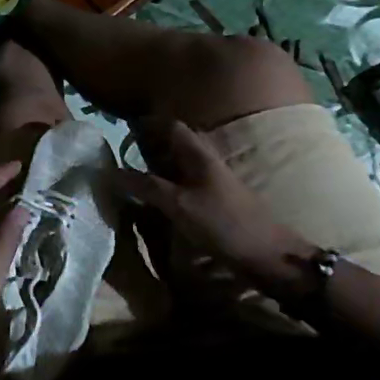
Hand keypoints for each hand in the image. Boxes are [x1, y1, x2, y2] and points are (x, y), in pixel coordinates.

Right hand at [115, 118, 318, 297]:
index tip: (119, 129)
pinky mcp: (212, 201)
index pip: (169, 125)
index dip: (146, 123)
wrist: (269, 256)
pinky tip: (149, 199)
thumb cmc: (223, 223)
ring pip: (175, 165)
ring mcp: (210, 182)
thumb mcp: (178, 204)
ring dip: (153, 167)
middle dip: (145, 146)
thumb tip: (110, 171)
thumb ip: (145, 186)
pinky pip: (180, 184)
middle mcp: (204, 161)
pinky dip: (162, 185)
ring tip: (126, 177)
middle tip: (116, 155)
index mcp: (198, 153)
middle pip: (171, 144)